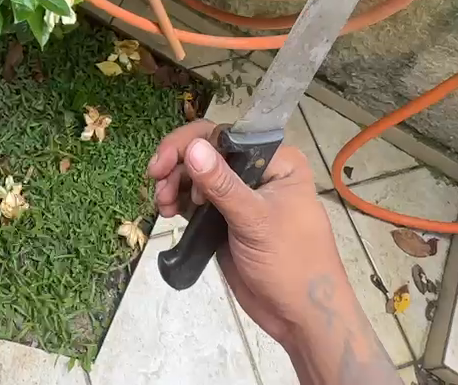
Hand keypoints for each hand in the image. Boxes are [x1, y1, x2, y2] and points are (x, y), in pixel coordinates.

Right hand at [147, 121, 400, 384]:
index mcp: (276, 160)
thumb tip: (192, 147)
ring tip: (162, 205)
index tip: (163, 164)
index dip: (189, 144)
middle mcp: (257, 169)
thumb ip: (222, 185)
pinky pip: (195, 197)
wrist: (301, 321)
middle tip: (156, 184)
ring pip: (196, 173)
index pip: (224, 136)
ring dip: (174, 184)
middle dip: (178, 166)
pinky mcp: (226, 216)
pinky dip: (178, 200)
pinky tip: (167, 211)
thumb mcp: (256, 222)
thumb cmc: (292, 266)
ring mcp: (240, 193)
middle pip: (205, 151)